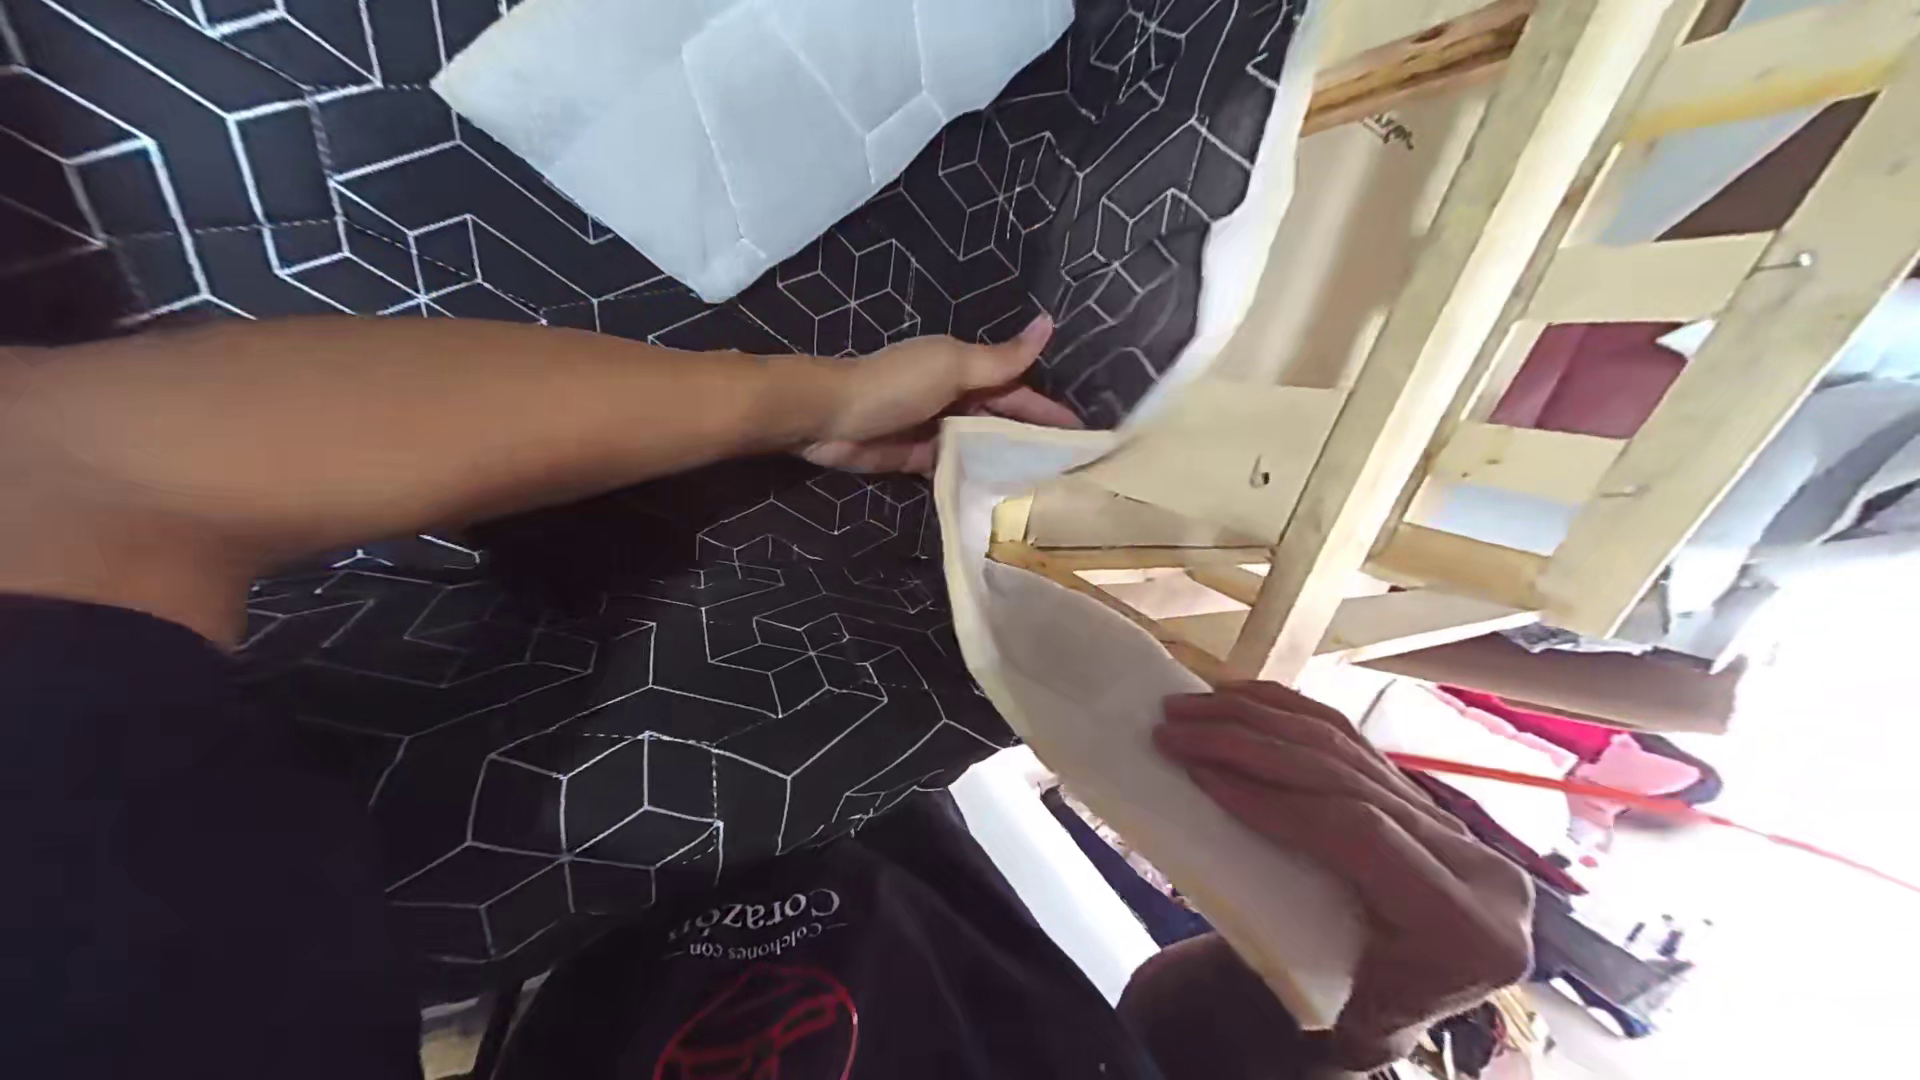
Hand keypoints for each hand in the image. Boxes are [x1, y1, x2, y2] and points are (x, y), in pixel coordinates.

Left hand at [801, 314, 1079, 473]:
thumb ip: (1001, 359)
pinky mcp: (921, 460)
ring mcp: (939, 432)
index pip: (1020, 392)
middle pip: (1004, 423)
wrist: (831, 417)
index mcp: (968, 372)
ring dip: (1008, 464)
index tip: (1083, 435)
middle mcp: (957, 401)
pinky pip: (957, 469)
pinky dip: (976, 478)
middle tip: (1071, 473)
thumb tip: (1048, 324)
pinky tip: (1002, 498)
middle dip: (1034, 443)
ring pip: (983, 448)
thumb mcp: (953, 366)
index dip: (1049, 412)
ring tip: (1045, 493)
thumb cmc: (896, 385)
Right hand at [1153, 682, 1533, 1071]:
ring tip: (1190, 706)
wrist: (1373, 1008)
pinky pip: (1343, 733)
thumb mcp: (1316, 993)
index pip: (1360, 833)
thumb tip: (1199, 837)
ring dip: (1252, 715)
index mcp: (1468, 927)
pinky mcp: (1409, 792)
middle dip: (1245, 744)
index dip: (1272, 799)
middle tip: (1174, 728)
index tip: (1199, 776)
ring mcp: (1442, 819)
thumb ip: (1276, 919)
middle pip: (1342, 774)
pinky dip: (1282, 707)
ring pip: (1339, 742)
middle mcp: (1470, 861)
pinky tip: (1236, 695)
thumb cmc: (1339, 1013)